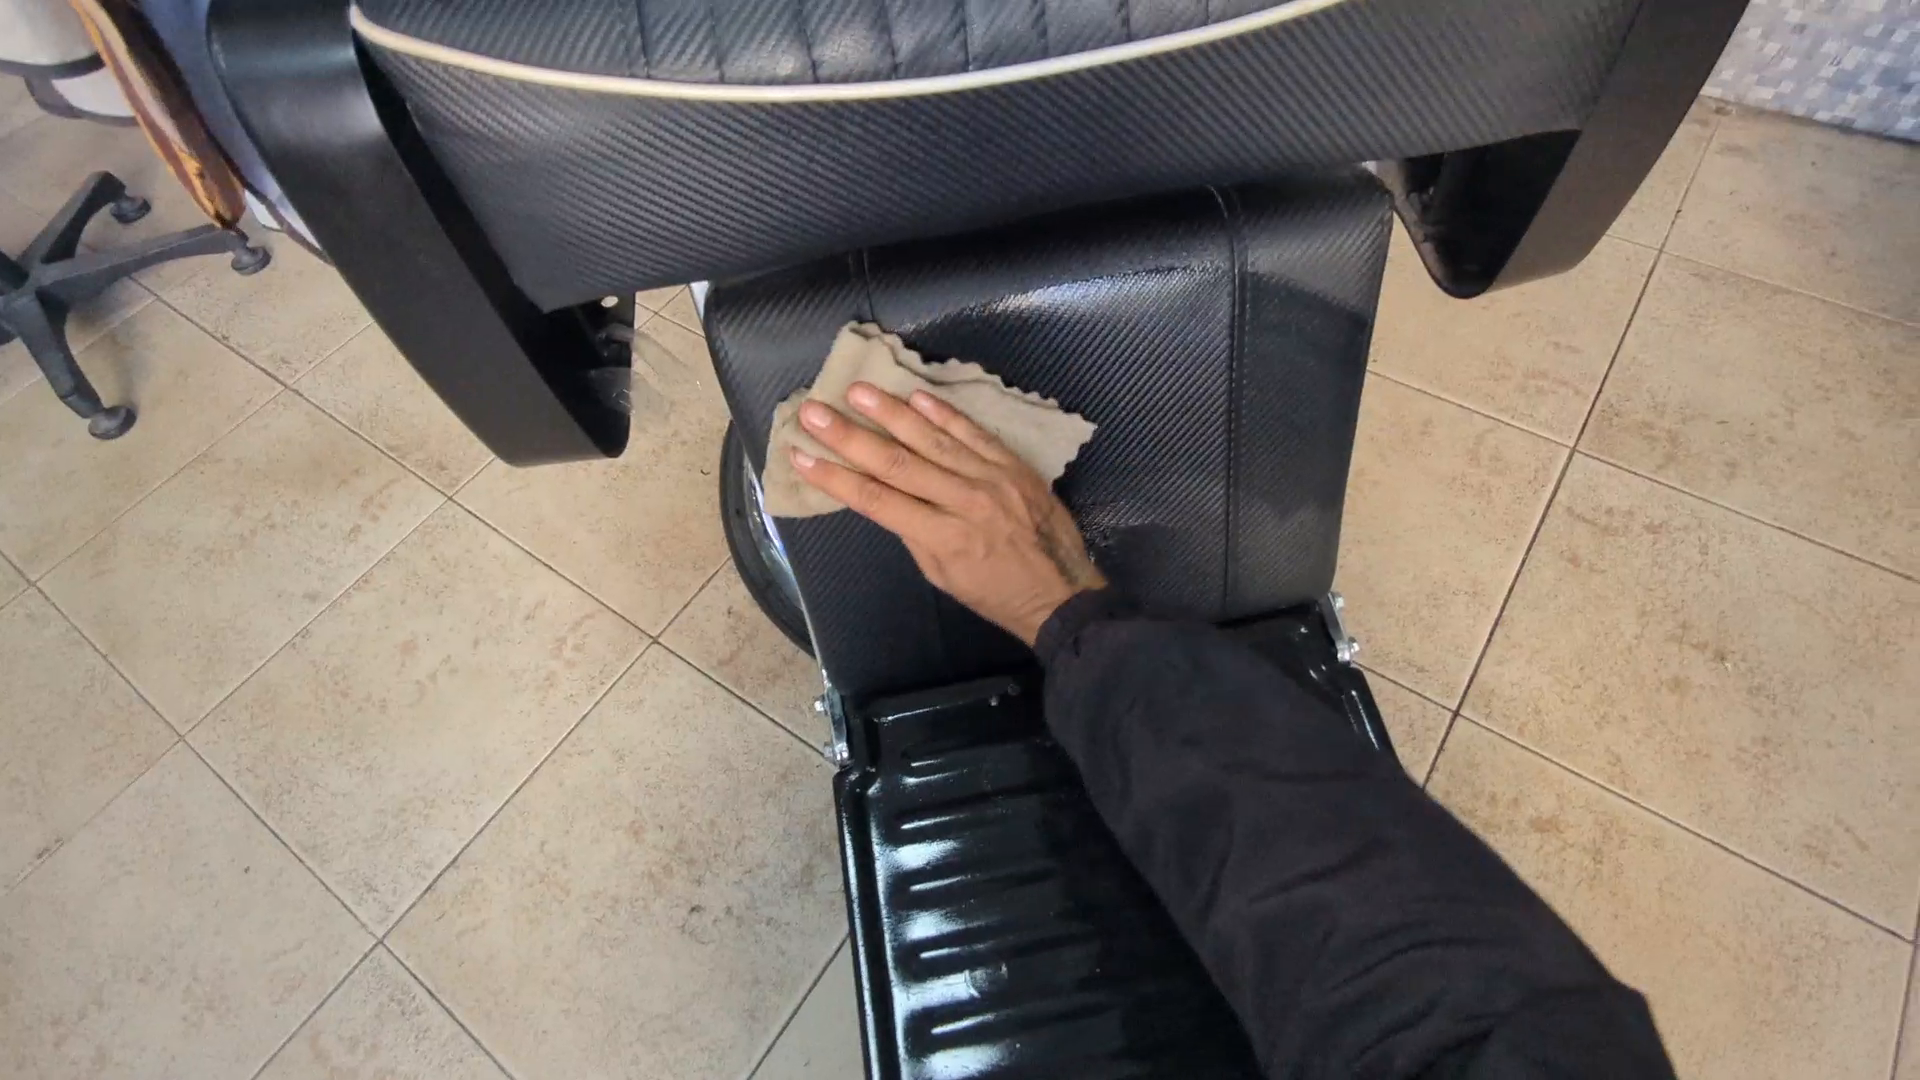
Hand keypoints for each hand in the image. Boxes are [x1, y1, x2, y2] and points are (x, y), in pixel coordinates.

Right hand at [789, 383, 1105, 645]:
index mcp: (942, 537)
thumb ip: (914, 534)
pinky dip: (946, 414)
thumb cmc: (995, 593)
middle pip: (896, 463)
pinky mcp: (1013, 465)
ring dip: (892, 413)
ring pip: (934, 440)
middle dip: (850, 436)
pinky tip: (917, 396)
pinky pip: (975, 434)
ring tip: (858, 391)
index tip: (801, 454)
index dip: (835, 476)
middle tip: (814, 411)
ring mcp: (991, 479)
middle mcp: (963, 502)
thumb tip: (887, 496)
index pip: (876, 500)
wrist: (1061, 592)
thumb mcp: (942, 576)